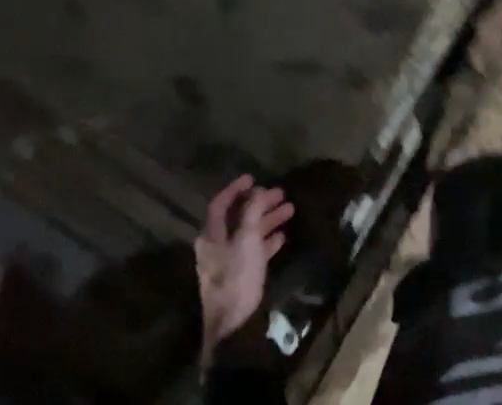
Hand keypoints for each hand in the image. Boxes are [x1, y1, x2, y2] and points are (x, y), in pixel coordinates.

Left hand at [194, 175, 293, 368]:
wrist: (233, 324)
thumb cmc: (237, 276)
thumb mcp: (246, 240)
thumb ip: (252, 213)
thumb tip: (257, 192)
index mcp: (211, 236)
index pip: (219, 204)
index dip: (235, 189)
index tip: (253, 177)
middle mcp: (217, 246)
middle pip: (237, 218)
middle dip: (259, 204)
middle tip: (281, 193)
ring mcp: (228, 261)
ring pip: (248, 233)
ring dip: (267, 220)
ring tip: (290, 210)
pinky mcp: (240, 276)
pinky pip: (254, 251)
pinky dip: (267, 241)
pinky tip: (282, 237)